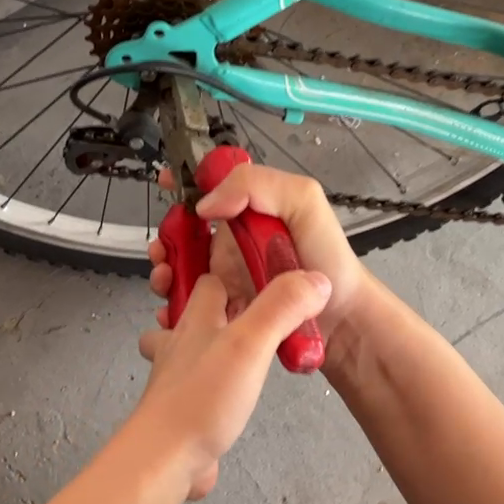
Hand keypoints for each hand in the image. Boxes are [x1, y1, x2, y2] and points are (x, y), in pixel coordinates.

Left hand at [131, 269, 330, 499]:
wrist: (165, 457)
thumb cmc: (203, 395)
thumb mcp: (250, 344)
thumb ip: (281, 308)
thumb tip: (316, 278)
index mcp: (196, 319)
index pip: (209, 281)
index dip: (232, 274)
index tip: (261, 276)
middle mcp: (180, 343)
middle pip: (194, 313)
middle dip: (217, 310)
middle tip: (253, 317)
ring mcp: (177, 378)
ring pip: (191, 350)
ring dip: (212, 346)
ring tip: (247, 354)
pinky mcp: (180, 410)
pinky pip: (195, 388)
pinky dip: (211, 385)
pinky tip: (235, 397)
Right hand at [148, 164, 371, 330]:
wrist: (341, 319)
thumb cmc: (327, 257)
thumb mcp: (303, 200)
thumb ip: (257, 185)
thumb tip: (206, 204)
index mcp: (247, 211)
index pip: (208, 189)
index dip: (183, 185)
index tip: (165, 186)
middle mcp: (230, 241)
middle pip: (182, 233)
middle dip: (164, 238)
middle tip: (162, 251)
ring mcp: (224, 277)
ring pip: (178, 269)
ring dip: (163, 271)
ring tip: (165, 281)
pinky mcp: (222, 309)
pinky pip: (188, 305)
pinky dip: (172, 306)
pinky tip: (172, 311)